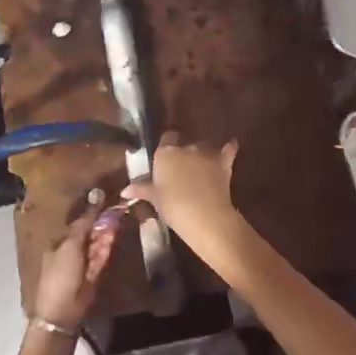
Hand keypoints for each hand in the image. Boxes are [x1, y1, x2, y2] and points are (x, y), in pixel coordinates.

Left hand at [33, 207, 125, 329]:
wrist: (62, 310)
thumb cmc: (60, 275)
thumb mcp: (70, 247)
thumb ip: (83, 226)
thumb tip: (92, 204)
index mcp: (61, 244)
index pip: (79, 224)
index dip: (91, 213)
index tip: (104, 199)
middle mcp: (74, 251)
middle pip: (90, 233)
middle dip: (102, 221)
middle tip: (117, 207)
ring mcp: (86, 263)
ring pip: (98, 243)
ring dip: (108, 231)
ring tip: (119, 215)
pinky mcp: (96, 274)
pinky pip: (103, 256)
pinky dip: (109, 245)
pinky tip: (116, 232)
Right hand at [121, 133, 243, 246]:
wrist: (204, 216)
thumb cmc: (172, 206)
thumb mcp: (154, 198)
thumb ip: (141, 189)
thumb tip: (124, 191)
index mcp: (165, 153)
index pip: (166, 138)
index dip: (166, 146)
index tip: (165, 159)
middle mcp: (186, 147)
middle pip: (184, 143)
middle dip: (182, 152)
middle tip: (179, 169)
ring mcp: (206, 153)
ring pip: (203, 146)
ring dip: (201, 153)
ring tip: (198, 167)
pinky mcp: (223, 162)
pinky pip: (227, 150)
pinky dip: (228, 149)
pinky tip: (230, 146)